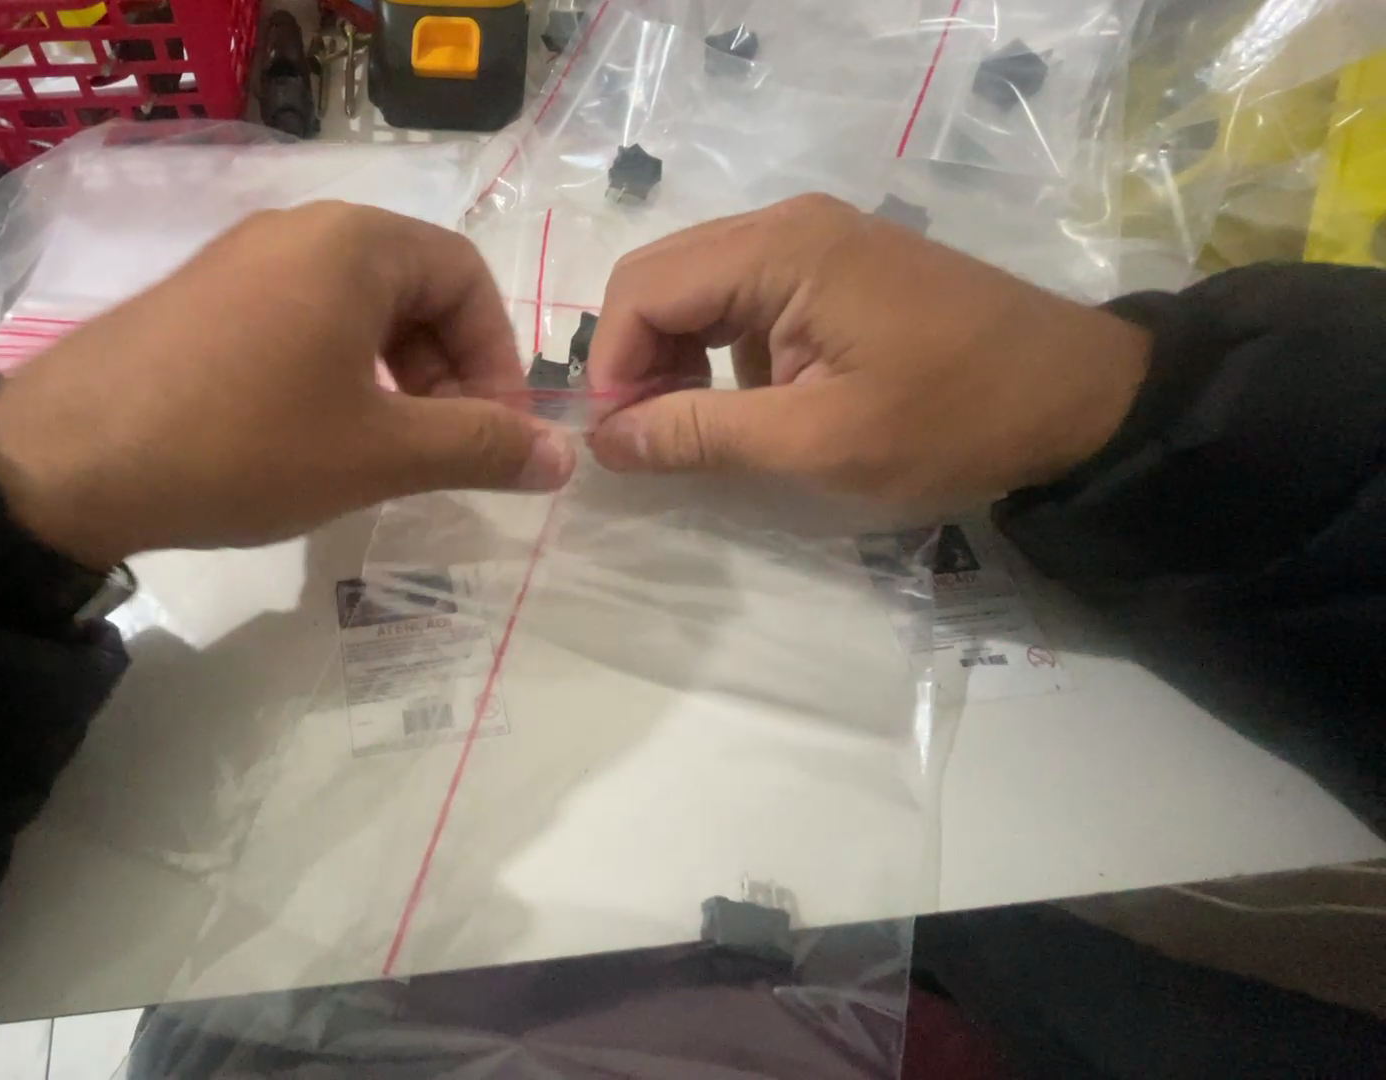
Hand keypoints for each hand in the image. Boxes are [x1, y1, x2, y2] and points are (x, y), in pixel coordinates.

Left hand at [0, 202, 572, 569]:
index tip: (493, 434)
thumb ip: (479, 448)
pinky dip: (334, 376)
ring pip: (355, 313)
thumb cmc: (246, 446)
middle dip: (445, 374)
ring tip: (381, 452)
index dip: (497, 360)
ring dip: (392, 380)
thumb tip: (563, 460)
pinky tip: (315, 436)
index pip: (468, 280)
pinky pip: (299, 325)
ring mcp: (243, 262)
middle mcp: (300, 231)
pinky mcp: (203, 300)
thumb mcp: (379, 453)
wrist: (69, 463)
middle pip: (412, 292)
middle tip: (440, 450)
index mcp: (355, 243)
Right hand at [586, 195, 1150, 503]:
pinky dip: (705, 354)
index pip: (643, 290)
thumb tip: (602, 441)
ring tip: (687, 422)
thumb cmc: (952, 420)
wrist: (1084, 402)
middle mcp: (782, 227)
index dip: (612, 365)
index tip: (620, 438)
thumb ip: (696, 435)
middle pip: (656, 280)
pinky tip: (731, 400)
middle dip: (632, 360)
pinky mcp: (821, 272)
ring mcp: (804, 245)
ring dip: (665, 358)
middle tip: (646, 432)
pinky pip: (727, 302)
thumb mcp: (815, 441)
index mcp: (779, 250)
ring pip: (686, 290)